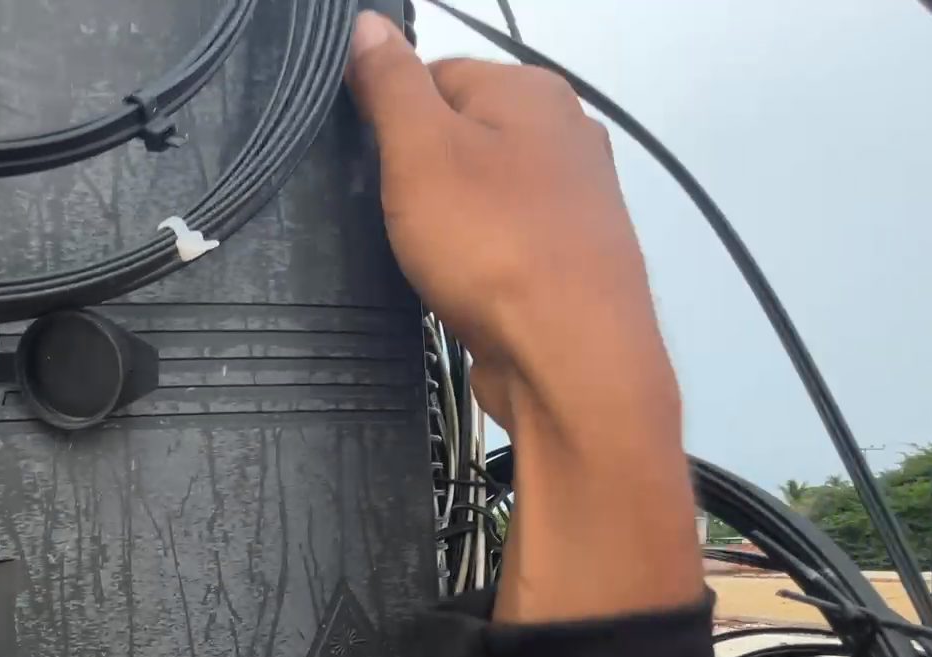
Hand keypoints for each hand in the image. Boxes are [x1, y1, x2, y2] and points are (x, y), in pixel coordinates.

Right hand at [346, 13, 703, 621]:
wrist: (567, 349)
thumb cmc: (488, 242)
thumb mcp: (422, 152)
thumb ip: (391, 87)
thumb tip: (366, 24)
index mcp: (530, 91)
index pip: (438, 73)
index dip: (388, 114)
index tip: (358, 166)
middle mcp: (563, 131)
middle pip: (463, 132)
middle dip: (416, 167)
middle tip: (379, 214)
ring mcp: (573, 198)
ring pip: (484, 187)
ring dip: (444, 212)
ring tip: (413, 252)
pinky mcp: (567, 257)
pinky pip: (502, 234)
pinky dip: (471, 250)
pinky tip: (453, 279)